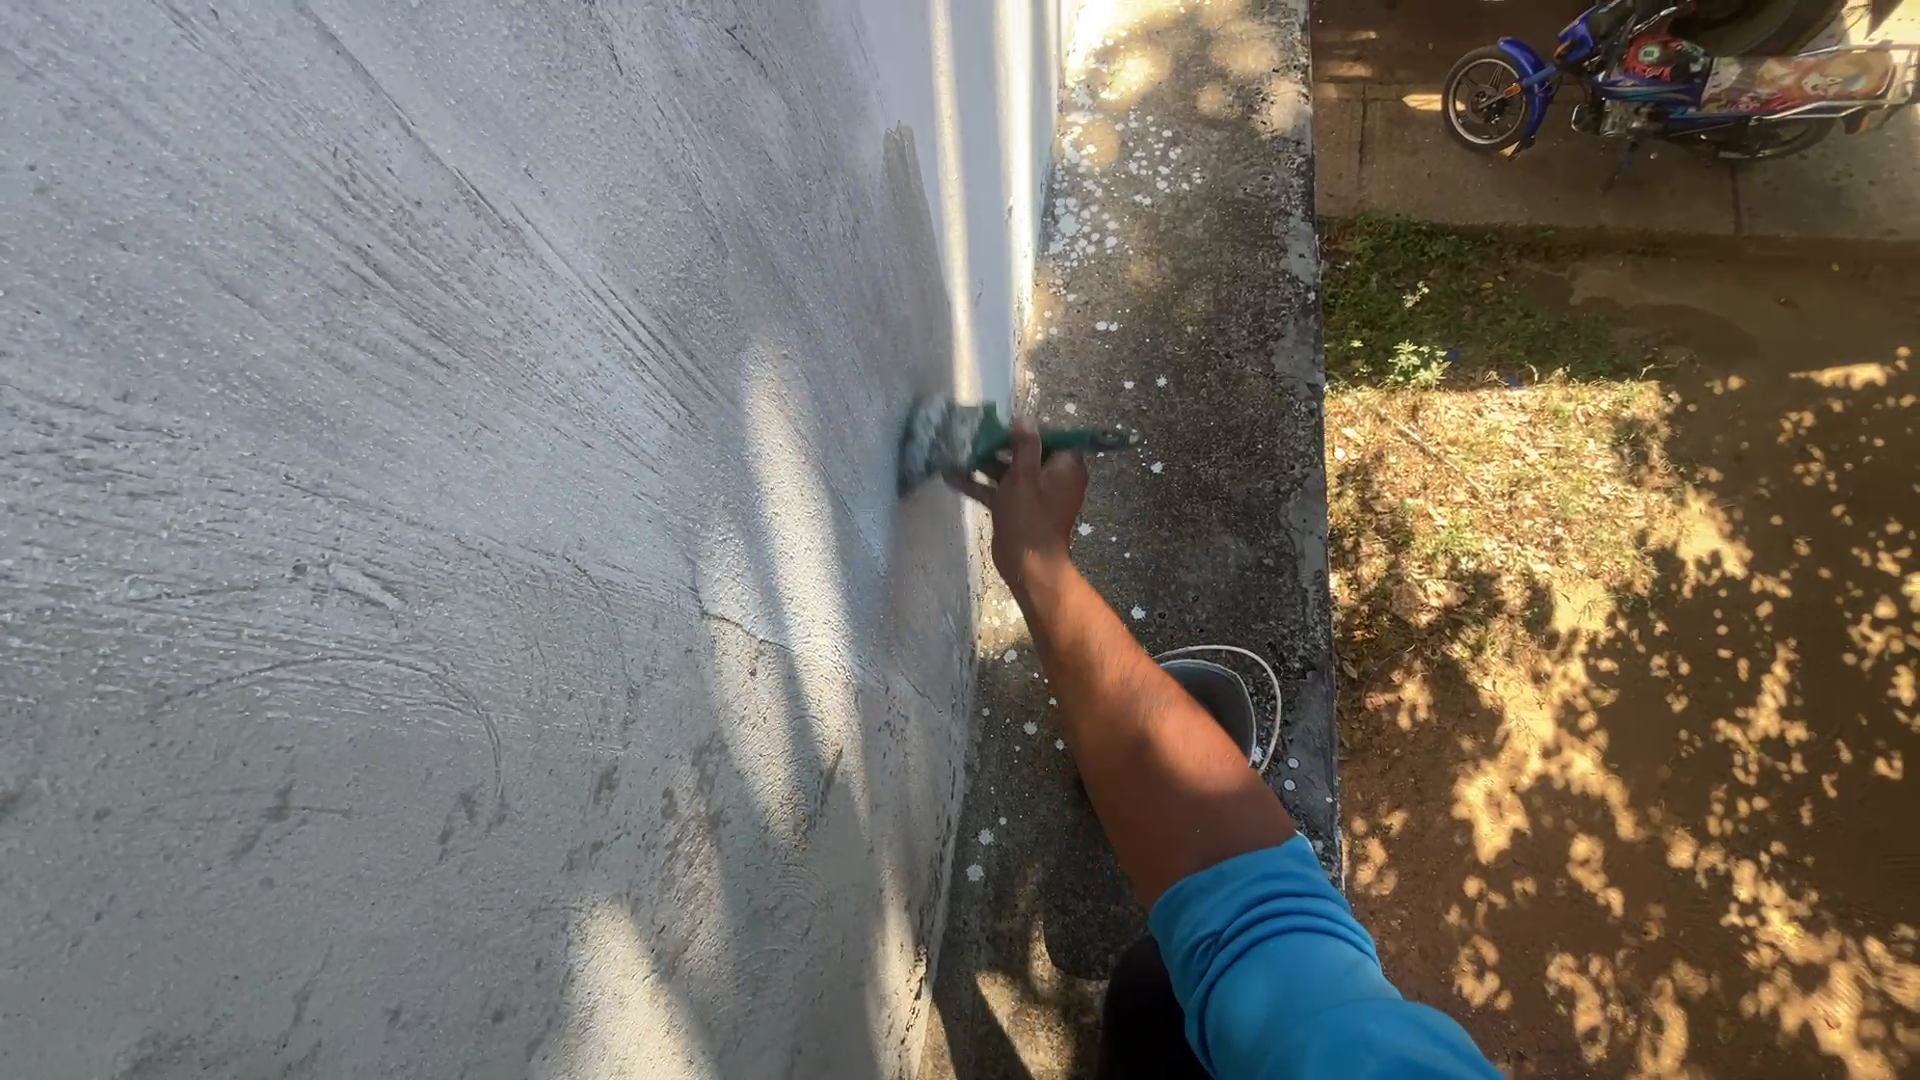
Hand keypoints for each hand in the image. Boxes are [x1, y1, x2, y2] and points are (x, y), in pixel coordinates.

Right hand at [948, 419, 1089, 596]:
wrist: (1027, 564)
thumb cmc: (1030, 516)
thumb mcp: (1025, 475)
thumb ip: (1025, 445)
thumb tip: (1024, 419)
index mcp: (1066, 466)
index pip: (1051, 437)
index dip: (1028, 429)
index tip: (1004, 423)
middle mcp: (1053, 477)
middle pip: (1027, 453)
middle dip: (999, 444)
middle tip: (974, 433)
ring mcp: (1034, 494)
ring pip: (1010, 472)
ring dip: (984, 463)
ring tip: (958, 449)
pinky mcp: (1017, 509)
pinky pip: (1000, 490)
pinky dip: (980, 484)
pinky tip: (951, 476)